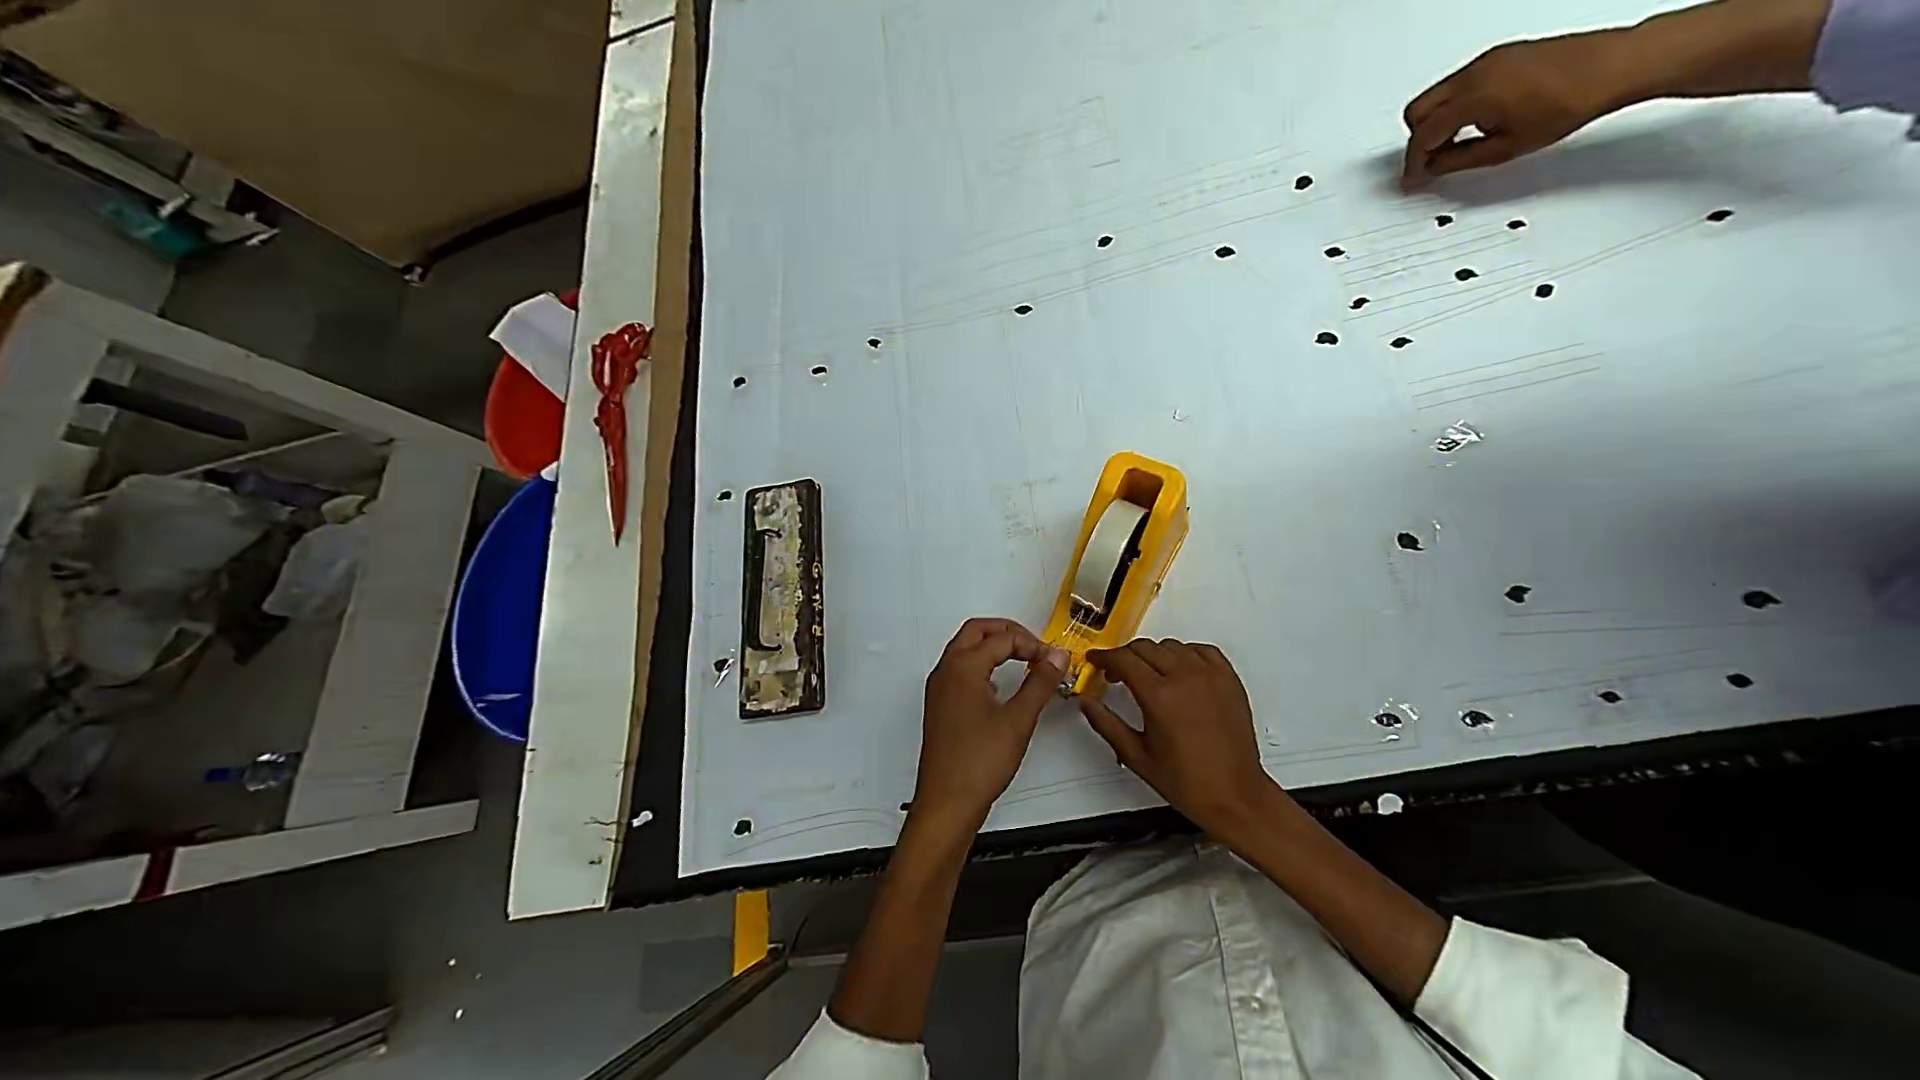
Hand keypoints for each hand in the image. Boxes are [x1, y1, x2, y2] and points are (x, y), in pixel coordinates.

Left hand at [912, 618, 1068, 826]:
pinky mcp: (941, 705)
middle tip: (1035, 646)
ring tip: (1023, 659)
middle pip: (977, 631)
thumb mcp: (1019, 719)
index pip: (1002, 638)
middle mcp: (946, 672)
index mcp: (962, 667)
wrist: (948, 801)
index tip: (1052, 660)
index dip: (1032, 645)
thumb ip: (1040, 682)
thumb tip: (1055, 657)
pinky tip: (1001, 683)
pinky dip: (982, 663)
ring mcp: (940, 688)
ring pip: (965, 648)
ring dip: (993, 646)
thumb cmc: (976, 764)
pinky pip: (960, 668)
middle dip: (1008, 632)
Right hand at [1077, 638, 1277, 839]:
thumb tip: (1087, 702)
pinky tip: (1179, 668)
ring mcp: (1211, 677)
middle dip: (1125, 656)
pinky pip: (1203, 651)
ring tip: (1148, 674)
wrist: (1233, 795)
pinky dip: (1186, 654)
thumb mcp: (1136, 755)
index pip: (1123, 659)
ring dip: (1154, 655)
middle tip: (1116, 673)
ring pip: (1172, 646)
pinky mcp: (1229, 681)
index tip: (1096, 660)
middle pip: (1145, 648)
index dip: (1104, 657)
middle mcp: (1186, 679)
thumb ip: (1106, 723)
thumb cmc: (1189, 782)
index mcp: (1159, 696)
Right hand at [1401, 29, 1641, 186]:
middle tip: (1432, 160)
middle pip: (1417, 111)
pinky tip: (1476, 121)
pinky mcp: (1499, 55)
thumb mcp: (1505, 148)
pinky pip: (1458, 83)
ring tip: (1458, 143)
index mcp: (1472, 97)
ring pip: (1435, 96)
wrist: (1615, 66)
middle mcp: (1474, 73)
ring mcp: (1487, 60)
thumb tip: (1432, 168)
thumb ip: (1458, 160)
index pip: (1422, 134)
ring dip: (1437, 121)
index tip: (1414, 176)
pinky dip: (1455, 105)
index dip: (1414, 161)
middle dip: (1419, 138)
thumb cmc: (1571, 100)